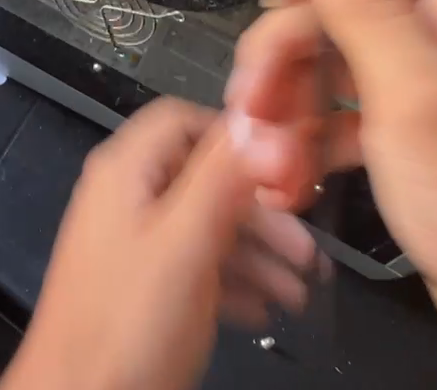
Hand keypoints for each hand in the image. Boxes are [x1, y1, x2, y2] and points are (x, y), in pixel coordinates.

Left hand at [0, 98, 321, 389]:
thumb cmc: (130, 320)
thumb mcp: (184, 242)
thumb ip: (219, 178)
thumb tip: (257, 116)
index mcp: (126, 171)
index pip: (181, 121)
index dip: (234, 139)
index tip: (288, 172)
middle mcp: (126, 196)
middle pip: (200, 178)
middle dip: (257, 210)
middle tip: (310, 253)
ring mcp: (131, 241)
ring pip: (202, 225)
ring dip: (254, 252)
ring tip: (300, 294)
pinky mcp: (140, 284)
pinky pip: (193, 264)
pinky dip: (231, 281)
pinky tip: (263, 312)